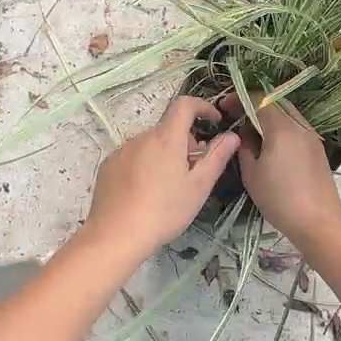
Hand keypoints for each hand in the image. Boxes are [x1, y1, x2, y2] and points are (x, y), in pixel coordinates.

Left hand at [81, 96, 240, 262]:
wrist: (115, 235)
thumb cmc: (164, 211)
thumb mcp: (198, 187)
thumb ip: (217, 157)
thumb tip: (232, 135)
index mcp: (166, 138)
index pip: (184, 105)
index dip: (202, 106)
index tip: (214, 120)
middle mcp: (142, 137)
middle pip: (169, 129)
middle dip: (185, 143)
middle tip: (193, 172)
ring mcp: (122, 151)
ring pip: (151, 144)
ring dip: (164, 155)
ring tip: (168, 187)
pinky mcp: (108, 166)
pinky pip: (133, 157)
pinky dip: (145, 165)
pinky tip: (144, 193)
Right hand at [220, 93, 340, 244]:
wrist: (318, 221)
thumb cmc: (279, 198)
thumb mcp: (252, 173)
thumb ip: (245, 147)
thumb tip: (245, 133)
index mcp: (281, 127)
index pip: (259, 99)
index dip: (239, 98)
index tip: (223, 107)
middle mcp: (299, 124)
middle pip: (275, 102)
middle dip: (254, 104)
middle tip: (235, 115)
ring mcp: (311, 135)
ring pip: (287, 114)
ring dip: (268, 115)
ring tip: (251, 130)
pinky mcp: (317, 148)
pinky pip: (295, 127)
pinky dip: (280, 127)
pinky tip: (270, 143)